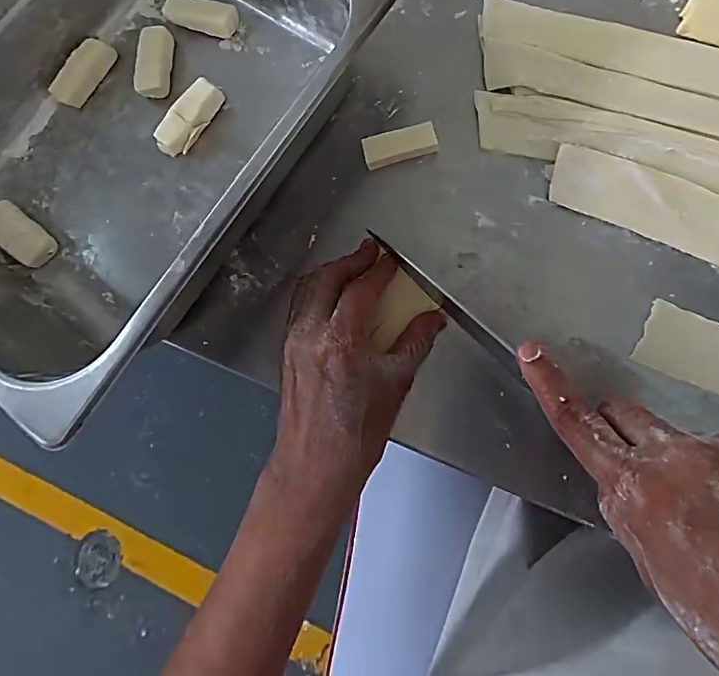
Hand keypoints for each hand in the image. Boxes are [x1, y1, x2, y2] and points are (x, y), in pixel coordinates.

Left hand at [269, 240, 443, 513]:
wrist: (315, 467)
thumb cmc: (354, 435)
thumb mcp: (397, 383)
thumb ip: (415, 342)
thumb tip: (431, 319)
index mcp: (341, 342)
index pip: (360, 289)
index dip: (379, 270)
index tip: (391, 261)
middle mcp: (312, 335)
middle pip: (328, 278)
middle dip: (352, 260)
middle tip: (371, 253)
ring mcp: (295, 341)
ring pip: (308, 288)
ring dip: (331, 271)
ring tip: (352, 266)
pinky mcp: (287, 350)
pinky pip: (299, 305)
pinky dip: (316, 290)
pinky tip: (331, 294)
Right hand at [518, 343, 718, 675]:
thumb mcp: (663, 580)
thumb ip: (636, 520)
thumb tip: (627, 495)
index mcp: (639, 496)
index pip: (578, 425)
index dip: (548, 386)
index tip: (535, 355)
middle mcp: (676, 459)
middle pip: (626, 415)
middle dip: (621, 429)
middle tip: (636, 460)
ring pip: (680, 437)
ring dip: (684, 463)